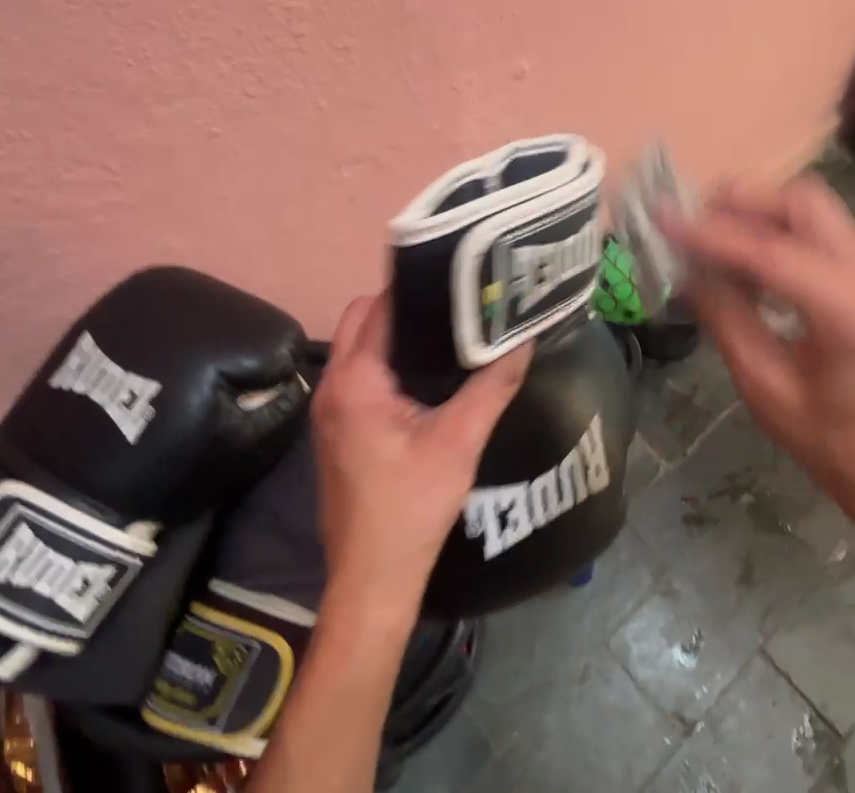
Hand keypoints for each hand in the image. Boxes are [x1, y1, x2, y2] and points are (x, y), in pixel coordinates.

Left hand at [310, 294, 531, 605]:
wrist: (373, 575)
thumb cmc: (413, 505)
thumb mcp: (461, 441)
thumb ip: (492, 385)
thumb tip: (525, 339)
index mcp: (355, 381)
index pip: (379, 308)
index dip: (417, 288)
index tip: (458, 278)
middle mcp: (332, 387)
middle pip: (362, 322)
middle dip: (404, 307)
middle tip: (457, 307)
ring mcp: (329, 412)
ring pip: (359, 350)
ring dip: (395, 336)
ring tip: (449, 335)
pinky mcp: (337, 433)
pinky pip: (360, 378)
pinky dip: (387, 364)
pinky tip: (428, 379)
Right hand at [662, 176, 854, 530]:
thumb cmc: (821, 434)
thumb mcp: (761, 382)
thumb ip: (723, 316)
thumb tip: (683, 268)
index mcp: (847, 309)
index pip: (771, 251)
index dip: (712, 233)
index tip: (663, 219)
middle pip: (801, 202)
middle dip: (742, 203)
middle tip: (692, 222)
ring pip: (809, 208)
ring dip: (757, 212)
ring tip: (711, 238)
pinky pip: (817, 228)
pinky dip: (776, 229)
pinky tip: (745, 257)